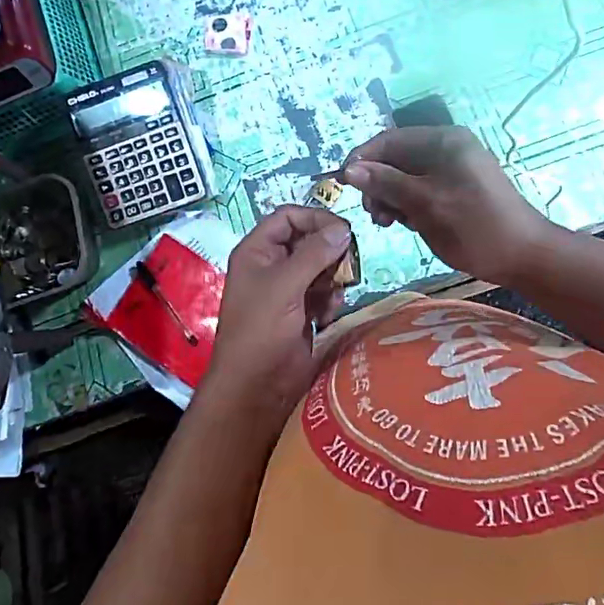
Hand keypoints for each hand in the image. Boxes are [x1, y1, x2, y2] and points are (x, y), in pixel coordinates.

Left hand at [202, 206, 351, 417]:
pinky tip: (328, 316)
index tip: (343, 230)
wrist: (256, 386)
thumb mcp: (286, 285)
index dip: (315, 218)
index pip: (288, 217)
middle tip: (346, 266)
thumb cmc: (262, 330)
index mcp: (257, 251)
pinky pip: (323, 293)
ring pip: (320, 267)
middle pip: (308, 241)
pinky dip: (330, 300)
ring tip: (334, 296)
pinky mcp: (301, 312)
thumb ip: (315, 253)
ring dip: (332, 279)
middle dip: (329, 253)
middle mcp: (271, 266)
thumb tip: (343, 229)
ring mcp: (287, 290)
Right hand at [343, 126, 557, 284]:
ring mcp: (453, 169)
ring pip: (405, 177)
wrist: (524, 256)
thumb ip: (386, 183)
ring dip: (391, 198)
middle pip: (395, 158)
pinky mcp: (457, 190)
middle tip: (375, 215)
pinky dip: (409, 205)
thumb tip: (349, 170)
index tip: (343, 186)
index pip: (389, 140)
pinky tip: (410, 224)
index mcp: (443, 141)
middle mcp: (447, 148)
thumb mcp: (425, 204)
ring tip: (392, 223)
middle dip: (378, 184)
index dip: (362, 160)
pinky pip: (421, 190)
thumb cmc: (474, 226)